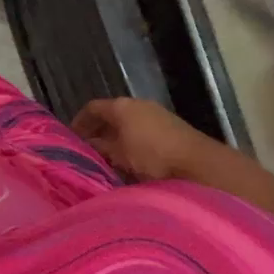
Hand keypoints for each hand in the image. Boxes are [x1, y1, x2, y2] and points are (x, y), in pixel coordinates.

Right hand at [73, 97, 217, 181]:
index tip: (71, 138)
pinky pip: (145, 136)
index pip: (93, 108)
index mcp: (122, 106)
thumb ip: (100, 148)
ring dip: (118, 141)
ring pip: (129, 126)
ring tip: (109, 162)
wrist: (202, 167)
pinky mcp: (174, 132)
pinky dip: (134, 146)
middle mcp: (140, 106)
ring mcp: (159, 117)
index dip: (80, 122)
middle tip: (88, 153)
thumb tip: (87, 145)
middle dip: (99, 133)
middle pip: (112, 116)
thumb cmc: (153, 156)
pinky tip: (133, 165)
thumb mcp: (119, 155)